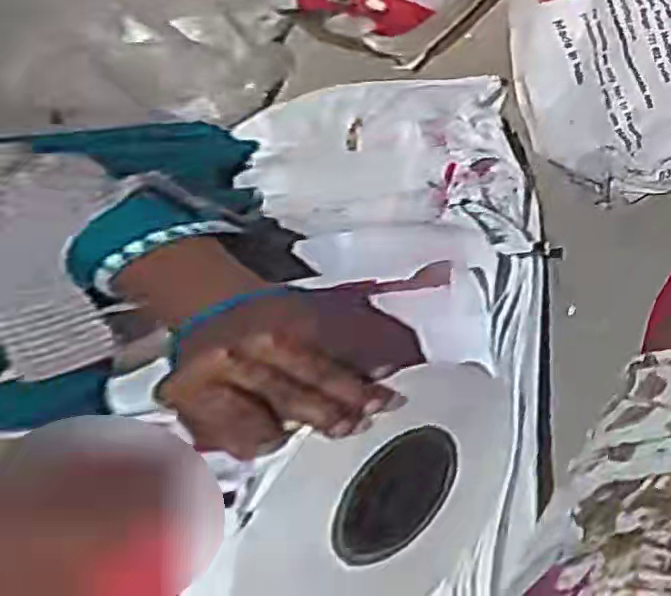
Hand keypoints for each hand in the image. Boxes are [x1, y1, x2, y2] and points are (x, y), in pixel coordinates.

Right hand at [157, 291, 401, 459]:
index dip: (369, 370)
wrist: (217, 307)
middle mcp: (255, 345)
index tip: (391, 386)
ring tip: (340, 427)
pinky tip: (279, 439)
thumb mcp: (340, 296)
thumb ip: (392, 293)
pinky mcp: (183, 399)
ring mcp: (215, 374)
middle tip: (373, 412)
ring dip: (307, 424)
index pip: (341, 350)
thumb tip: (441, 275)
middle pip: (309, 384)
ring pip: (269, 413)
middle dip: (346, 403)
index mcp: (296, 317)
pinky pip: (224, 430)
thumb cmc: (288, 309)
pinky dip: (253, 439)